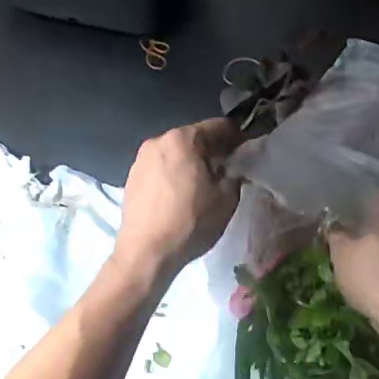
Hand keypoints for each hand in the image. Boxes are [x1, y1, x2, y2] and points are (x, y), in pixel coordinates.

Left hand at [112, 118, 244, 281]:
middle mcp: (158, 140)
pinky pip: (161, 169)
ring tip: (202, 188)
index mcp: (183, 139)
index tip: (247, 152)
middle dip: (212, 151)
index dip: (237, 137)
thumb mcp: (226, 198)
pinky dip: (174, 176)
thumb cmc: (191, 222)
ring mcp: (141, 159)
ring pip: (175, 154)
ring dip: (191, 164)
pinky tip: (180, 197)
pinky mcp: (131, 178)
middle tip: (226, 172)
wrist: (147, 252)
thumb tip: (233, 165)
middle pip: (194, 139)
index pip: (218, 126)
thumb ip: (234, 173)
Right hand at [325, 204, 378, 343]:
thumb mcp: (340, 253)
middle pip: (376, 216)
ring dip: (362, 238)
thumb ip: (335, 233)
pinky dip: (368, 256)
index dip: (352, 196)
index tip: (336, 199)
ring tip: (340, 243)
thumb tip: (331, 222)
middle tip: (335, 222)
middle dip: (357, 219)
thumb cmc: (368, 276)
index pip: (371, 193)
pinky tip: (354, 263)